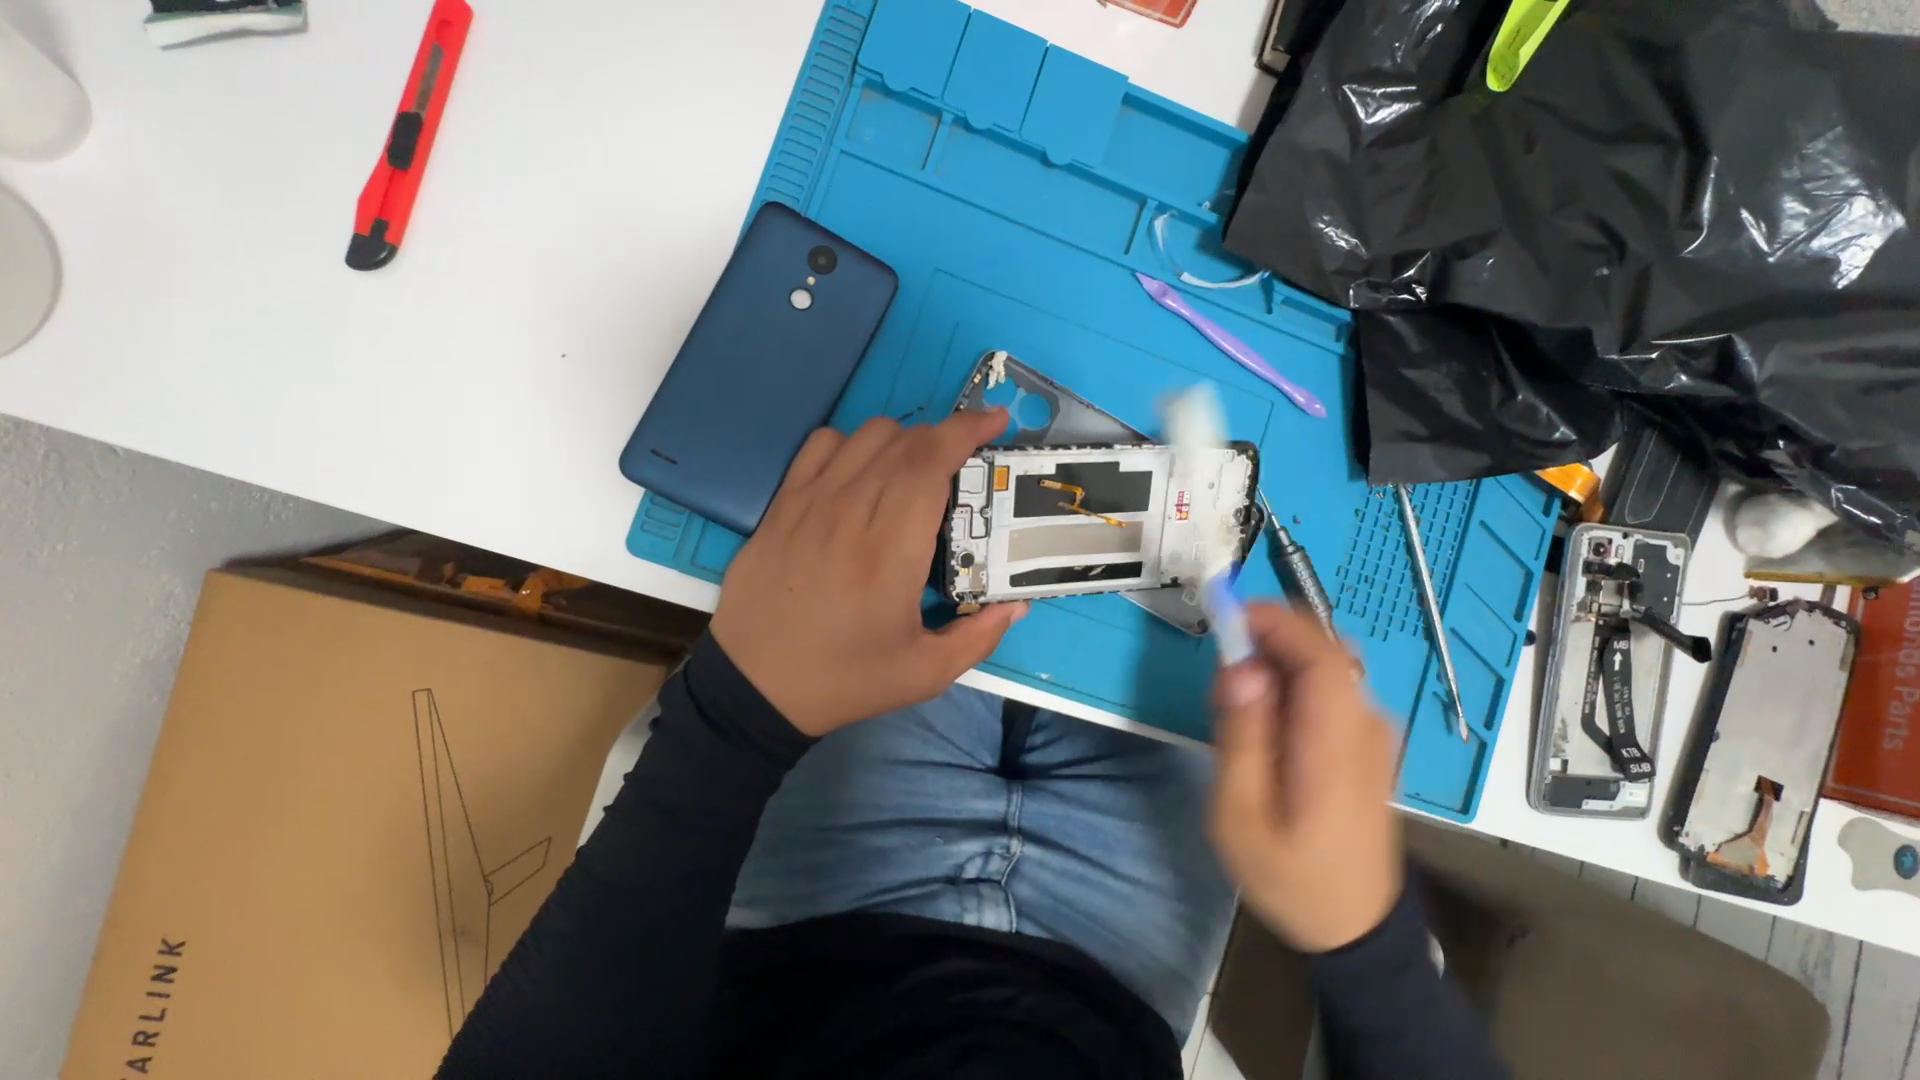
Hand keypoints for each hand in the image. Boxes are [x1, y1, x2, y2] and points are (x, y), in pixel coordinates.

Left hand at [710, 409, 1027, 736]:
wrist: (755, 687)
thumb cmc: (844, 679)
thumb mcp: (924, 673)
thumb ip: (979, 636)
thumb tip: (1016, 604)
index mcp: (889, 551)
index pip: (929, 462)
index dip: (966, 430)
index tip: (994, 421)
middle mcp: (849, 512)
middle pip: (905, 441)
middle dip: (946, 438)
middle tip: (965, 465)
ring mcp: (809, 503)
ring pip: (865, 435)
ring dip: (903, 440)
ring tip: (915, 471)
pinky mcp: (781, 506)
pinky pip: (820, 445)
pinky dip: (852, 444)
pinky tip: (861, 473)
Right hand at [1209, 603, 1402, 952]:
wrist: (1354, 926)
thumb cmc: (1289, 875)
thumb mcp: (1241, 814)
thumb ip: (1240, 735)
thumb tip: (1240, 667)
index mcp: (1336, 741)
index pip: (1319, 652)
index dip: (1274, 620)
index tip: (1226, 613)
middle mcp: (1367, 724)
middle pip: (1325, 648)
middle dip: (1271, 634)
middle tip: (1222, 658)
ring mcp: (1374, 732)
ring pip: (1328, 664)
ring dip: (1280, 657)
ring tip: (1238, 694)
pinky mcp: (1369, 740)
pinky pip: (1331, 687)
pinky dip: (1295, 679)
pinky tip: (1267, 715)